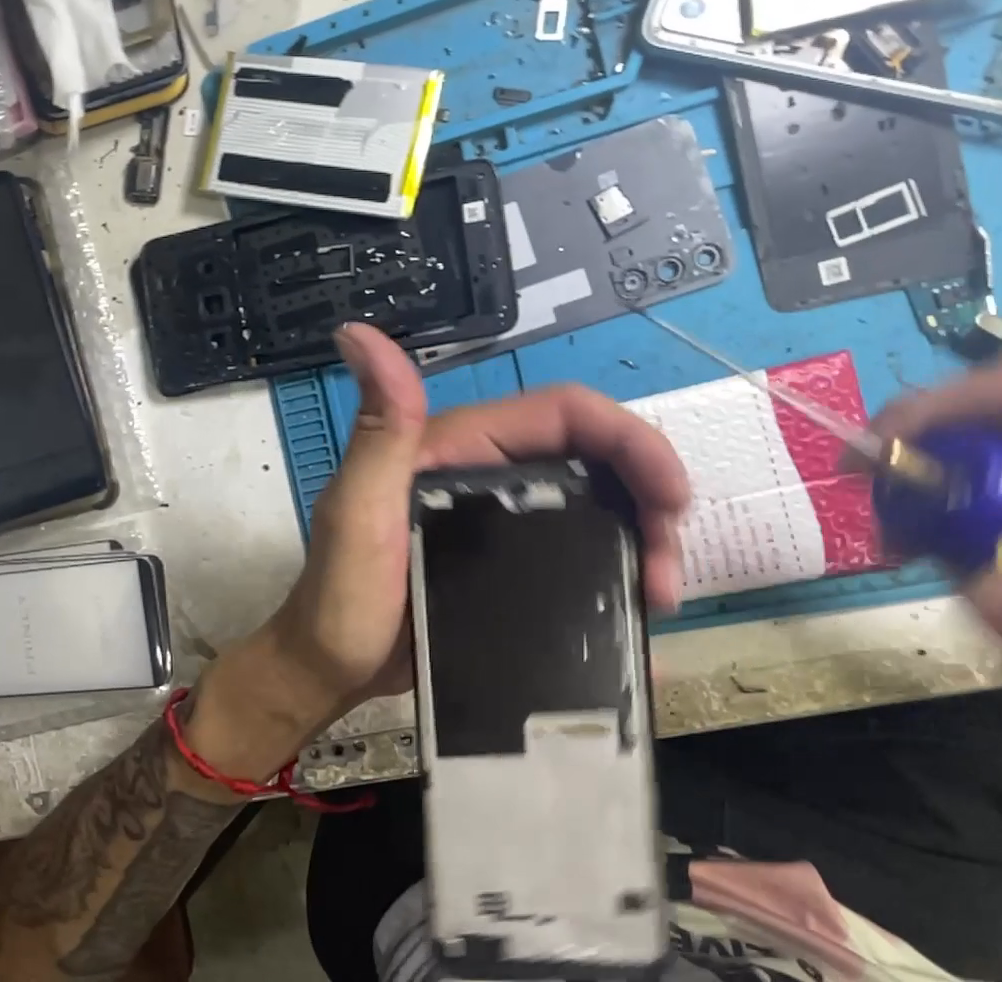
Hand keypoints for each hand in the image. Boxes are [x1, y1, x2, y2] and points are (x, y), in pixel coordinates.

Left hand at [262, 323, 691, 715]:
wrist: (328, 668)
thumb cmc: (339, 598)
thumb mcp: (357, 511)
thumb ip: (378, 429)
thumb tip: (358, 332)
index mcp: (454, 447)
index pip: (559, 414)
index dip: (627, 438)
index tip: (673, 495)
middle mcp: (483, 473)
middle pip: (591, 459)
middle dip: (647, 495)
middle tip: (670, 562)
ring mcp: (497, 521)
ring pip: (594, 506)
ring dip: (641, 538)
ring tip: (660, 595)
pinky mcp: (507, 565)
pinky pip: (576, 550)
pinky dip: (614, 566)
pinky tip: (636, 605)